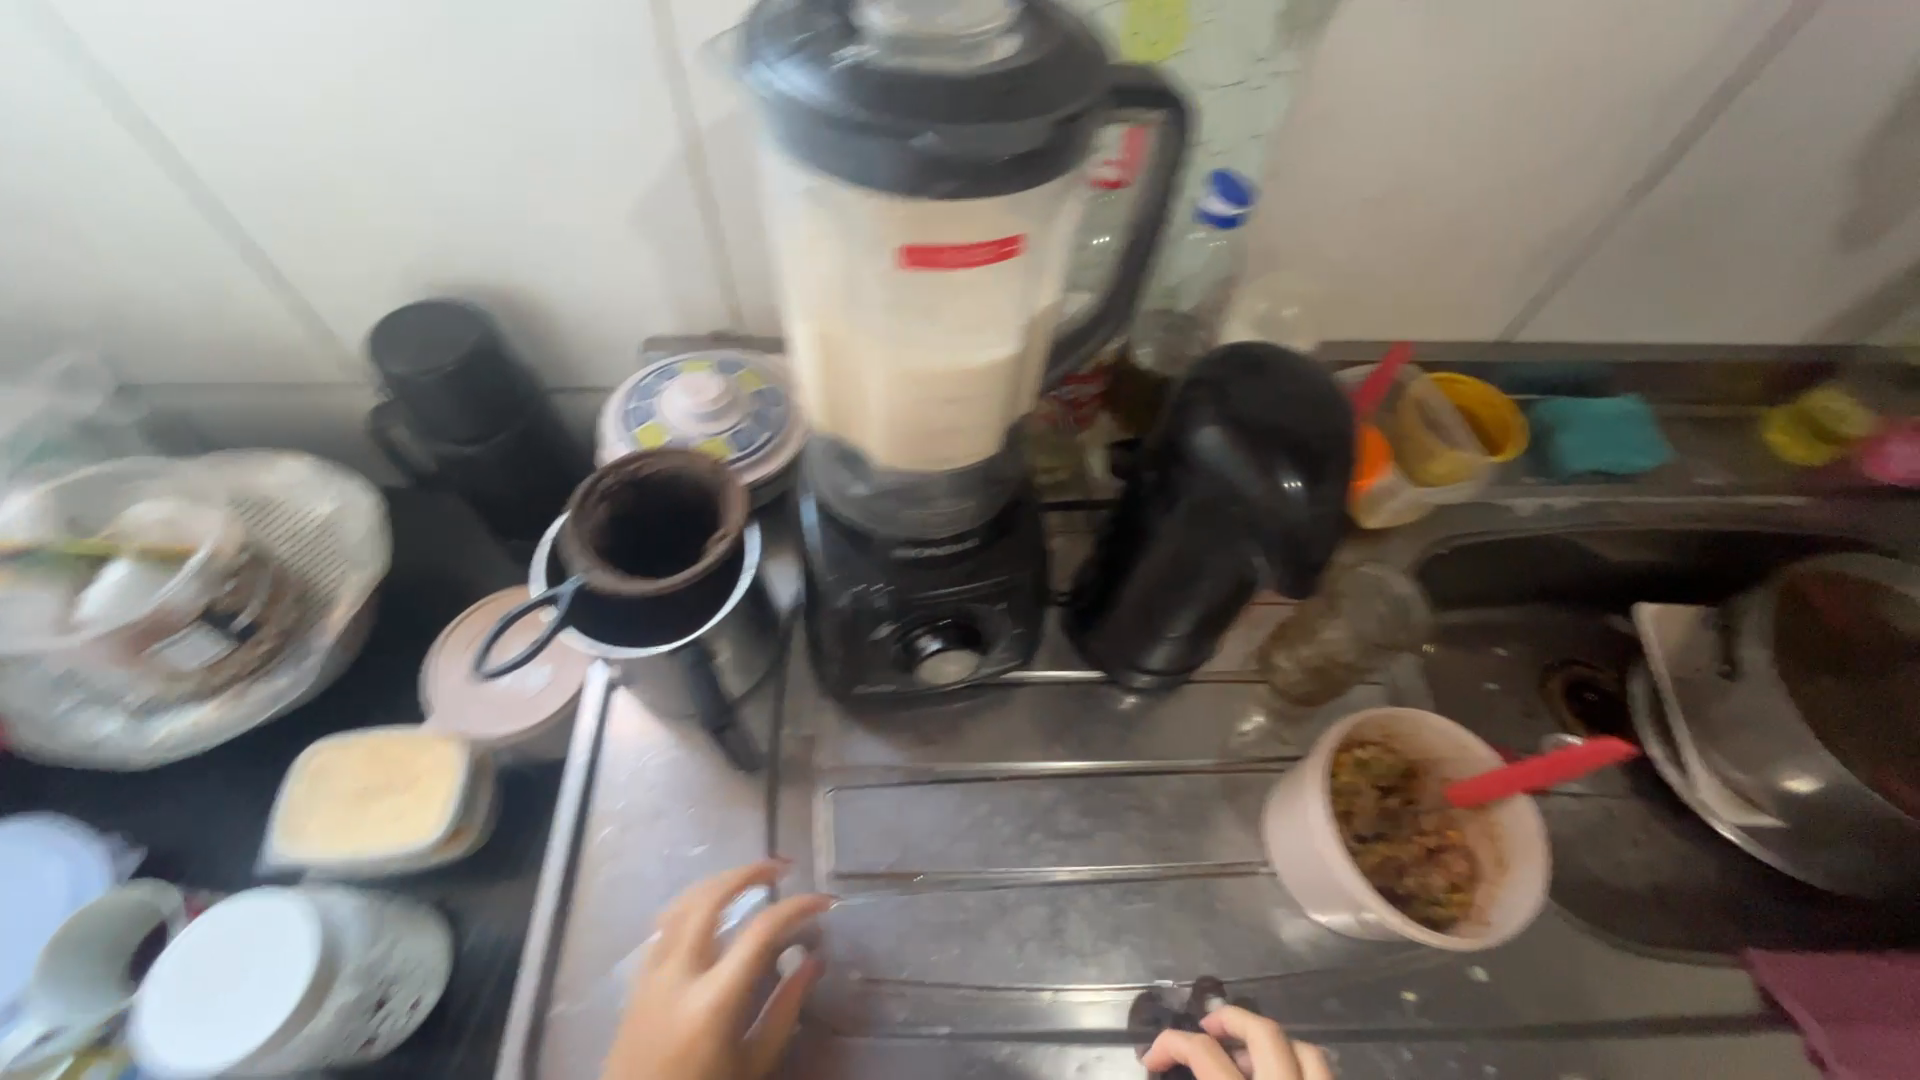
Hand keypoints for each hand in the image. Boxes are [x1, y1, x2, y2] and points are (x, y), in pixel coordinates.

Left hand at [601, 860, 832, 1079]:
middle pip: (711, 899)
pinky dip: (694, 903)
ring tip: (750, 877)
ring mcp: (652, 974)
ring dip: (720, 881)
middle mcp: (678, 976)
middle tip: (782, 868)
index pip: (761, 932)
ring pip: (683, 902)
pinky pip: (665, 923)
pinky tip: (713, 907)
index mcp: (713, 1002)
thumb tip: (814, 960)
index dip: (797, 908)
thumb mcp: (753, 1064)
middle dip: (749, 872)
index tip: (824, 902)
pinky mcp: (638, 980)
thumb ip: (785, 1009)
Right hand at [1142, 1006, 1333, 1079]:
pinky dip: (1302, 1070)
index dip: (1169, 1045)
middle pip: (1263, 1032)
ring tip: (1248, 1058)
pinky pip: (1326, 1078)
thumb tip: (1174, 1070)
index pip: (1203, 1053)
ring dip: (1274, 1045)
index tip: (1152, 1059)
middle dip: (1230, 1021)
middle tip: (1207, 1034)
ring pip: (1307, 1051)